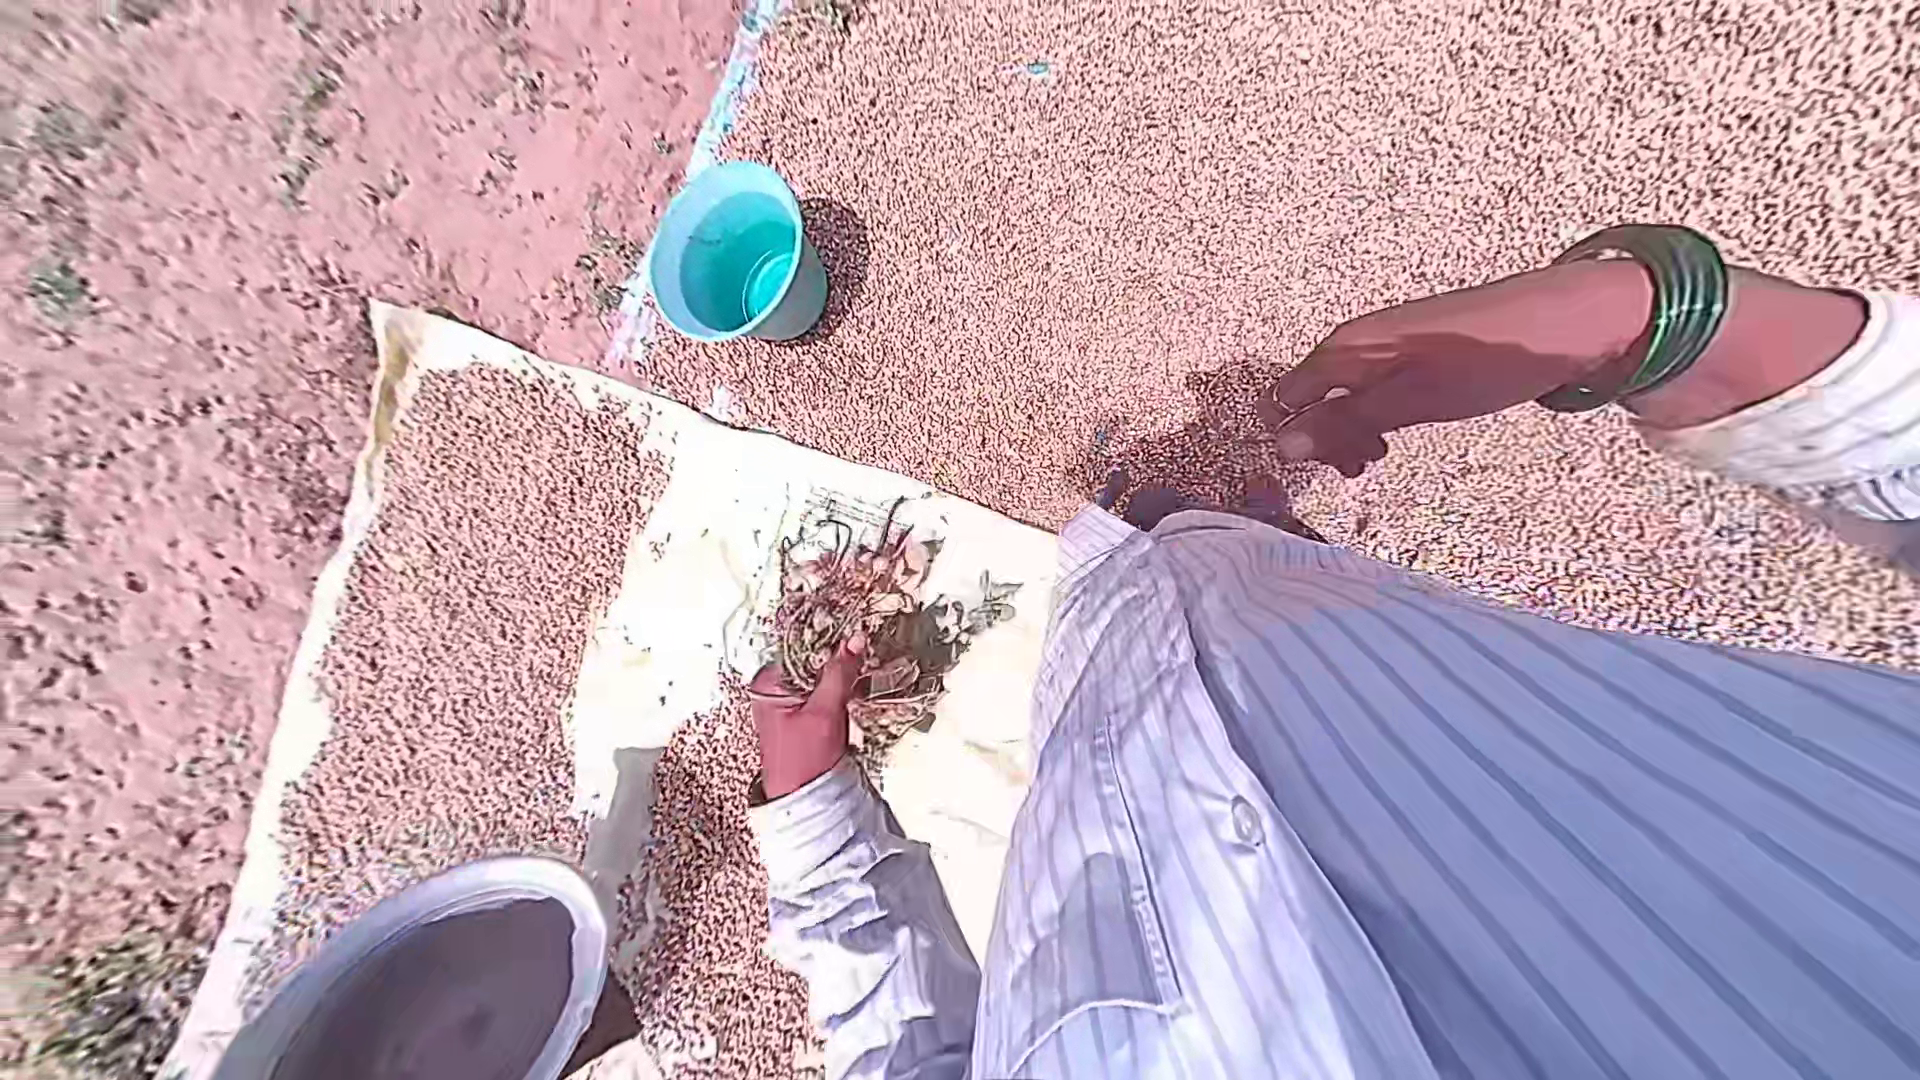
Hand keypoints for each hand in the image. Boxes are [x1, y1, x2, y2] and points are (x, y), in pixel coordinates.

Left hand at [750, 636, 866, 798]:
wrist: (806, 800)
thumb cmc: (804, 761)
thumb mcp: (824, 712)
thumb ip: (840, 673)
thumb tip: (855, 640)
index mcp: (768, 684)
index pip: (800, 646)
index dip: (828, 638)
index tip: (853, 632)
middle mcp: (774, 688)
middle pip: (810, 658)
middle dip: (836, 655)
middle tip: (861, 649)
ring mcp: (788, 700)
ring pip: (819, 673)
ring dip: (840, 671)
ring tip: (859, 666)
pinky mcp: (802, 712)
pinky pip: (822, 688)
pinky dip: (838, 686)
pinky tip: (852, 685)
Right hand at [1264, 260, 1651, 475]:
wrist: (1574, 318)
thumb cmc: (1487, 362)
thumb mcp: (1409, 402)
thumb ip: (1341, 423)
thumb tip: (1281, 445)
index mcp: (1343, 351)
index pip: (1281, 399)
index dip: (1292, 435)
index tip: (1325, 461)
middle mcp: (1350, 343)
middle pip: (1304, 400)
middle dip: (1319, 437)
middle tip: (1358, 465)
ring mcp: (1377, 344)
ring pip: (1333, 397)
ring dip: (1343, 431)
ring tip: (1376, 455)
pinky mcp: (1403, 349)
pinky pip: (1362, 388)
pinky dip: (1367, 415)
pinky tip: (1391, 431)